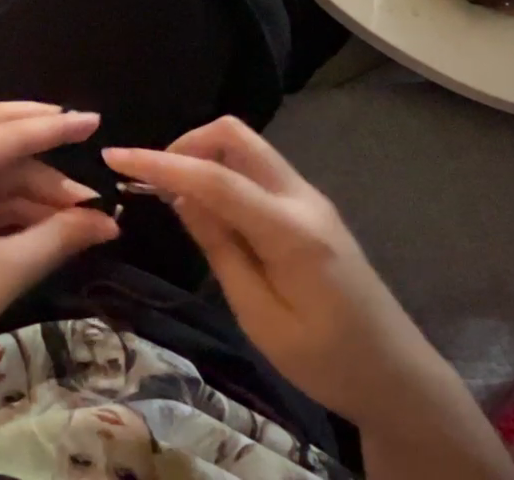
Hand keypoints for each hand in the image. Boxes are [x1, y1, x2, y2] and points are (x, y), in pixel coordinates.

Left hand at [0, 102, 120, 404]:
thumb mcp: (4, 272)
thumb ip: (59, 236)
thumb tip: (108, 220)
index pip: (5, 134)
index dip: (54, 128)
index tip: (95, 120)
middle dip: (39, 137)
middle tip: (86, 135)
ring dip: (29, 177)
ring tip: (82, 204)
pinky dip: (7, 193)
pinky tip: (48, 212)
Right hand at [102, 117, 457, 430]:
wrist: (399, 377)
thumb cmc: (327, 361)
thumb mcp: (260, 317)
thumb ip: (220, 248)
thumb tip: (180, 196)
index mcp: (292, 232)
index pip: (214, 178)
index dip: (159, 162)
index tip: (114, 156)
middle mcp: (303, 199)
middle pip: (234, 136)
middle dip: (184, 144)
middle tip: (150, 180)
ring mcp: (309, 198)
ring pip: (244, 146)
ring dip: (201, 155)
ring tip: (171, 195)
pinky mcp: (308, 207)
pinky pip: (255, 168)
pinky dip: (220, 170)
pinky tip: (205, 207)